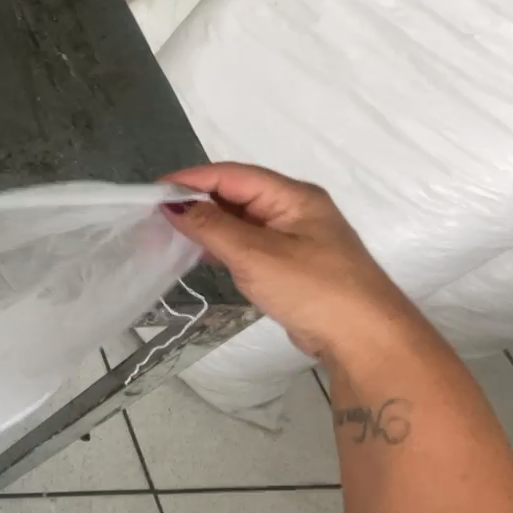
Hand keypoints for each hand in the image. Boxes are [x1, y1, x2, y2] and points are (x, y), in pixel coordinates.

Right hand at [161, 163, 422, 361]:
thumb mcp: (254, 254)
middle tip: (152, 214)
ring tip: (166, 232)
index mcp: (292, 197)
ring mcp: (290, 234)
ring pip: (236, 216)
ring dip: (203, 222)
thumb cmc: (312, 288)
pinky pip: (242, 239)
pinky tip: (196, 253)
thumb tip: (172, 205)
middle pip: (234, 192)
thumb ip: (211, 226)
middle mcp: (292, 208)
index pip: (231, 175)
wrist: (362, 337)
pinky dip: (216, 241)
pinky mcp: (285, 258)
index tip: (150, 193)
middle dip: (193, 199)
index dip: (190, 179)